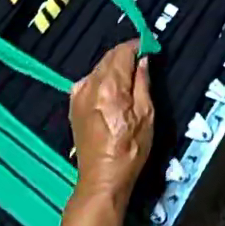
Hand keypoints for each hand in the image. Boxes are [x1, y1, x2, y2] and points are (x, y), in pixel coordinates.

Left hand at [68, 41, 153, 205]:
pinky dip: (103, 77)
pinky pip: (90, 80)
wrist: (102, 179)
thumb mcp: (147, 114)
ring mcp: (78, 94)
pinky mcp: (74, 104)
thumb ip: (143, 82)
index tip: (150, 48)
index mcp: (110, 86)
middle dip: (126, 54)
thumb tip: (143, 58)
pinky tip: (112, 89)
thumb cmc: (131, 148)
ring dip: (115, 65)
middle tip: (143, 61)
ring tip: (130, 77)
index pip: (123, 51)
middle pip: (109, 56)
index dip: (138, 45)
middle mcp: (90, 85)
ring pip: (99, 67)